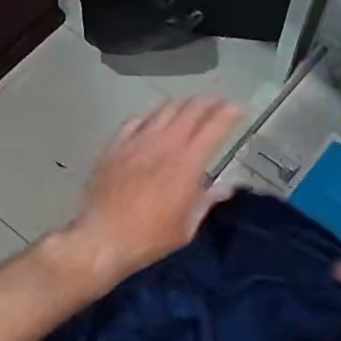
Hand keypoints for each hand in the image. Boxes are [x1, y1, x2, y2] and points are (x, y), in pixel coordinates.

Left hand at [56, 96, 240, 286]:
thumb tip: (224, 188)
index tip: (239, 109)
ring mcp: (136, 142)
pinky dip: (150, 116)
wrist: (102, 238)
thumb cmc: (149, 238)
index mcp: (187, 163)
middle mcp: (164, 144)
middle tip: (218, 104)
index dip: (229, 113)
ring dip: (182, 104)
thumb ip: (206, 201)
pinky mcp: (114, 146)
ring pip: (163, 109)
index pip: (214, 126)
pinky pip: (135, 120)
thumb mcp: (186, 227)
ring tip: (189, 108)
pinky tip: (153, 121)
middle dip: (209, 102)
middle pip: (191, 109)